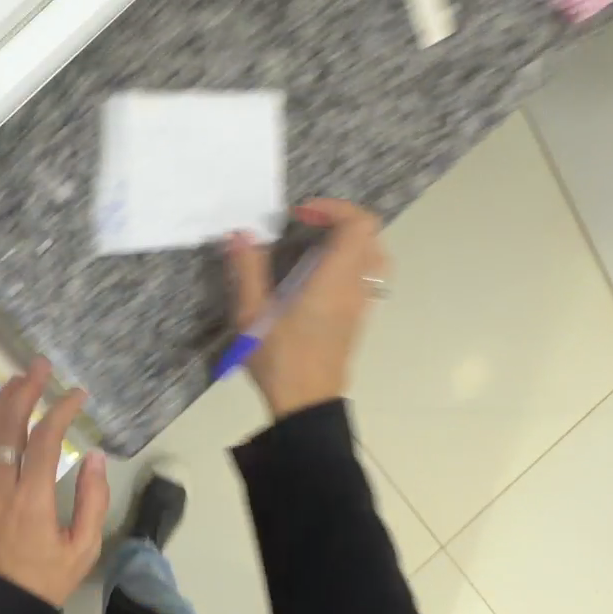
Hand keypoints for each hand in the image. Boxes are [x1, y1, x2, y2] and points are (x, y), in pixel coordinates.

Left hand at [0, 357, 109, 607]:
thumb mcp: (83, 548)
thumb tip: (94, 457)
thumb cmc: (47, 579)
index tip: (77, 395)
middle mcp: (3, 488)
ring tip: (17, 379)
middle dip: (24, 392)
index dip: (60, 410)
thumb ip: (93, 501)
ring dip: (1, 403)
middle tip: (39, 366)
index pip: (45, 440)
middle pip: (9, 427)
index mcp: (33, 500)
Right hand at [227, 199, 389, 416]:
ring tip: (315, 249)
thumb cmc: (279, 361)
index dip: (332, 208)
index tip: (300, 215)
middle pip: (369, 234)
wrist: (306, 404)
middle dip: (339, 220)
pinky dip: (350, 262)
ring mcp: (361, 304)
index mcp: (333, 280)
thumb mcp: (252, 317)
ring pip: (373, 255)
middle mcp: (355, 286)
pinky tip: (318, 278)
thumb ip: (247, 272)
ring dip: (348, 241)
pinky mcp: (358, 318)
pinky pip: (367, 276)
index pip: (357, 224)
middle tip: (305, 227)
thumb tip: (239, 235)